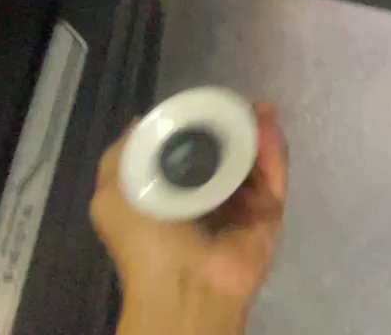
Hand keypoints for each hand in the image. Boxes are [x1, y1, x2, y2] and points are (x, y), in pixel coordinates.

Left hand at [90, 102, 288, 334]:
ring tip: (258, 107)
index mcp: (177, 194)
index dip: (200, 122)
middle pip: (230, 148)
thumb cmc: (147, 244)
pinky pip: (276, 171)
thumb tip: (139, 121)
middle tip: (238, 102)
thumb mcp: (114, 200)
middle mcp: (212, 194)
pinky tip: (268, 124)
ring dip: (258, 128)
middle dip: (235, 121)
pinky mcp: (272, 207)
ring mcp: (245, 200)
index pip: (193, 150)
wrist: (187, 287)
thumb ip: (121, 161)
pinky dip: (275, 147)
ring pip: (256, 155)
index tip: (206, 103)